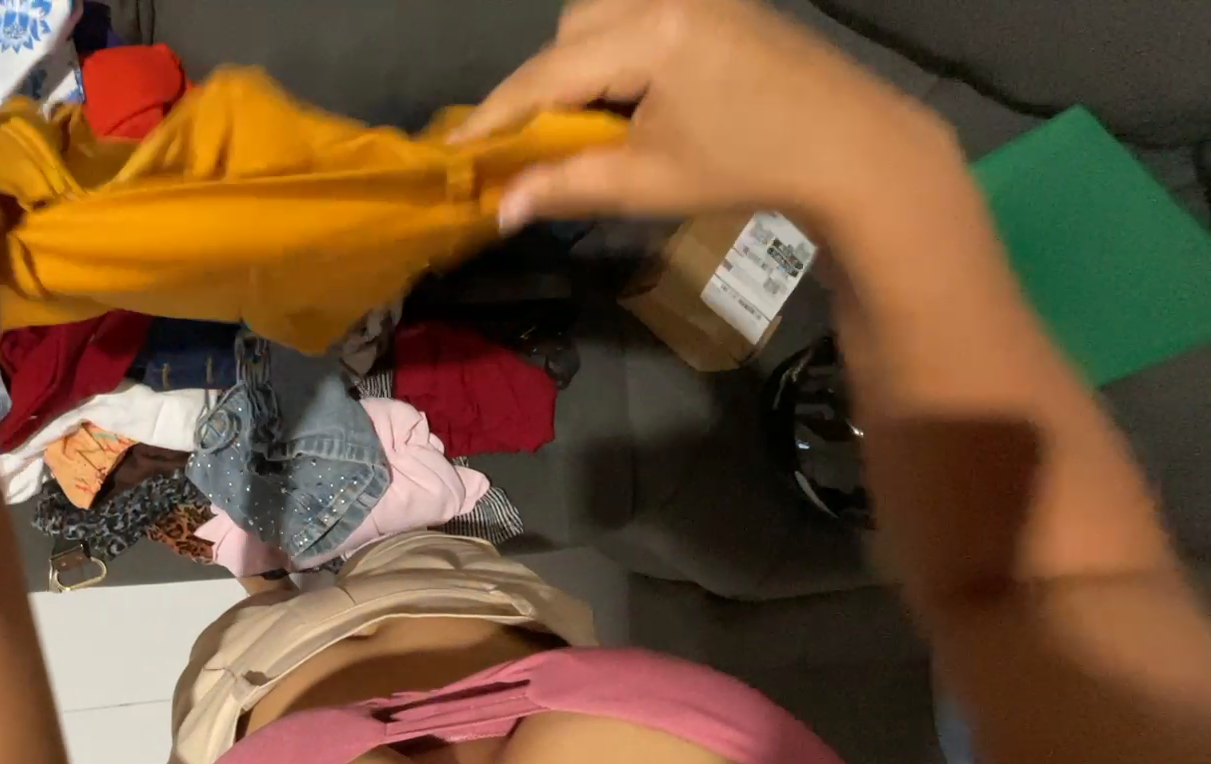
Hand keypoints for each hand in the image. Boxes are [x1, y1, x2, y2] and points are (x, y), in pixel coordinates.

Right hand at [454, 0, 963, 235]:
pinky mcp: (709, 6)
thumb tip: (496, 211)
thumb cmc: (740, 168)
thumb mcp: (642, 186)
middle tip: (523, 148)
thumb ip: (562, 189)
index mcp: (649, 36)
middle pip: (567, 32)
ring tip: (573, 126)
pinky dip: (604, 56)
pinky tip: (615, 100)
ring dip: (570, 69)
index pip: (545, 74)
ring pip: (596, 18)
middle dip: (535, 90)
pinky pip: (631, 17)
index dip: (493, 117)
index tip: (452, 153)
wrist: (845, 144)